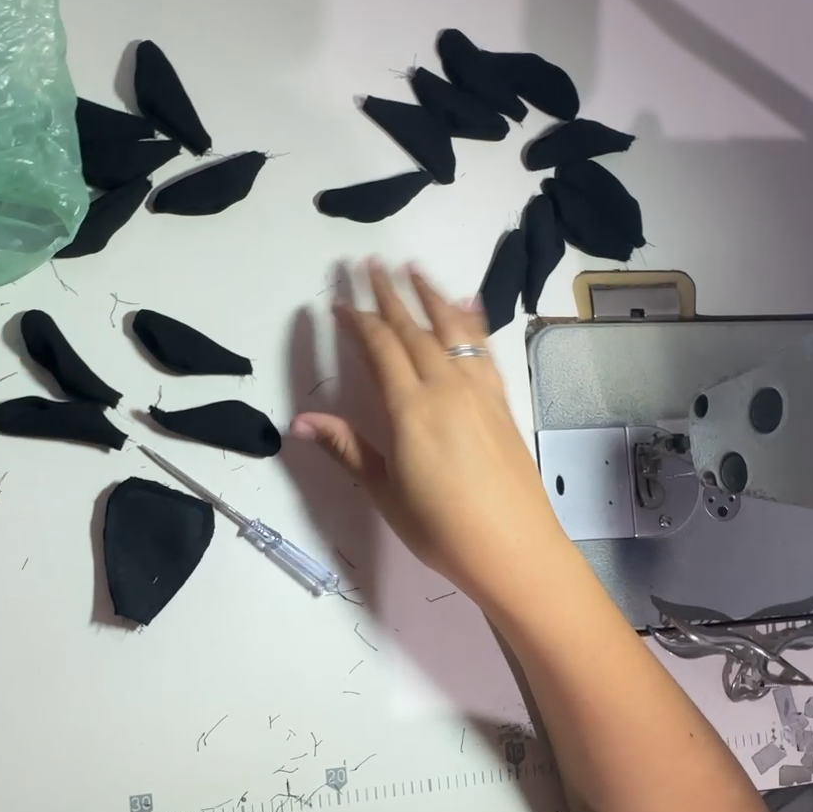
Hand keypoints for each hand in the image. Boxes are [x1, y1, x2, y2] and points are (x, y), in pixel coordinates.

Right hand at [291, 263, 567, 606]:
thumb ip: (346, 447)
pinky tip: (470, 304)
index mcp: (410, 408)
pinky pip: (483, 349)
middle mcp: (445, 386)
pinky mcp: (501, 401)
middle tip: (369, 264)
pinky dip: (473, 321)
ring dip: (431, 295)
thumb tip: (299, 421)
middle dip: (390, 294)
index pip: (379, 348)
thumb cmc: (440, 527)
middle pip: (413, 328)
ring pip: (452, 329)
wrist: (513, 547)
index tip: (340, 303)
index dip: (358, 321)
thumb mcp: (385, 491)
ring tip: (415, 268)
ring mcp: (479, 390)